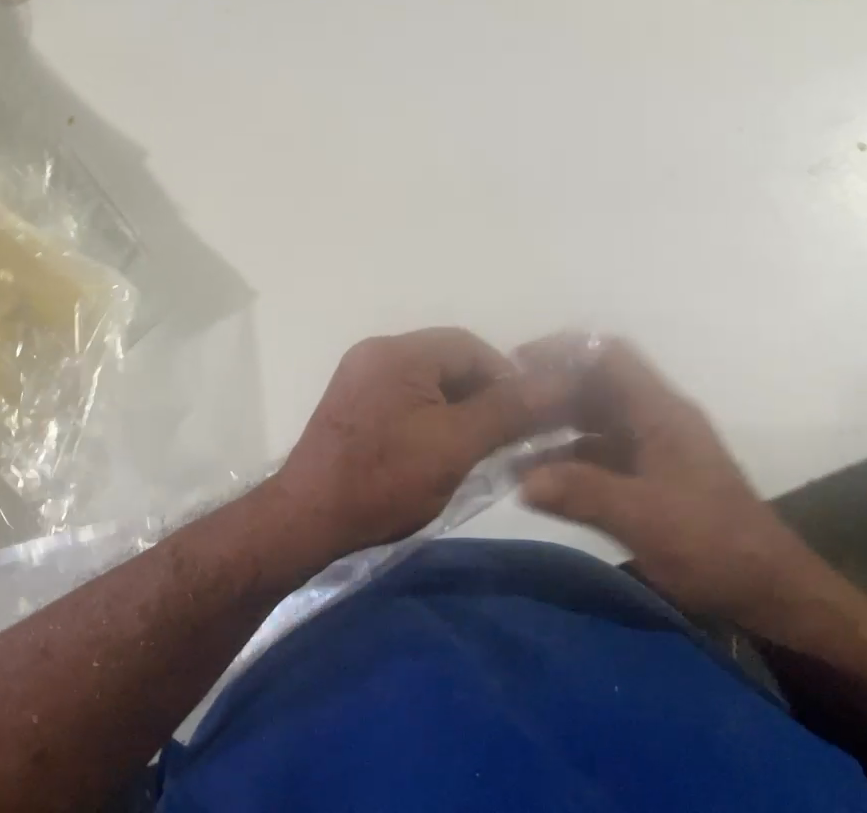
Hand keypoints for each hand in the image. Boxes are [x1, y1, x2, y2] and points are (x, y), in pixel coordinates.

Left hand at [267, 328, 567, 560]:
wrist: (307, 520)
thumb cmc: (384, 480)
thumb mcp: (455, 445)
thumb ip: (507, 410)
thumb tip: (559, 382)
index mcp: (397, 352)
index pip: (470, 346)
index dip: (507, 377)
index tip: (528, 417)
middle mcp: (375, 354)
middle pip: (447, 361)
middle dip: (483, 395)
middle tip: (506, 437)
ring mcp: (359, 379)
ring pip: (428, 382)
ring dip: (459, 409)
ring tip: (478, 449)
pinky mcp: (351, 406)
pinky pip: (405, 398)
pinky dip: (431, 418)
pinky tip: (441, 452)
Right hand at [518, 335, 817, 623]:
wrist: (771, 592)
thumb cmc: (712, 544)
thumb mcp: (644, 518)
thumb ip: (582, 493)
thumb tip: (521, 480)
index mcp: (662, 414)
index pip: (609, 357)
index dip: (563, 350)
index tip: (517, 365)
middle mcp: (658, 422)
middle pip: (597, 387)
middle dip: (551, 393)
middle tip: (504, 409)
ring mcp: (656, 452)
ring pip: (596, 423)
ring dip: (556, 430)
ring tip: (510, 447)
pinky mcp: (653, 481)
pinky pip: (602, 456)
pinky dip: (571, 461)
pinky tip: (541, 482)